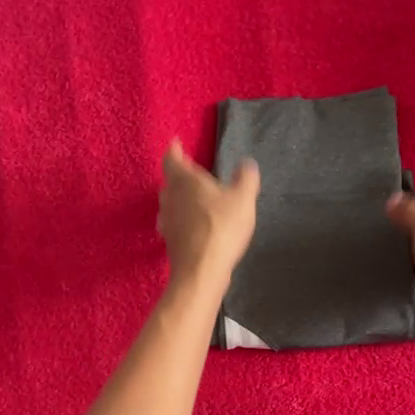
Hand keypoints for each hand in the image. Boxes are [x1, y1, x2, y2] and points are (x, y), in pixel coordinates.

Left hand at [158, 139, 259, 291]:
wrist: (202, 270)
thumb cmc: (221, 227)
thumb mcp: (243, 198)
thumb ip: (245, 178)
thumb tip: (246, 165)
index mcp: (184, 181)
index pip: (173, 159)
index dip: (175, 150)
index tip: (176, 144)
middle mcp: (170, 199)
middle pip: (170, 183)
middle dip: (180, 177)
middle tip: (192, 174)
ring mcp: (167, 222)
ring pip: (170, 204)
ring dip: (180, 200)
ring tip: (193, 200)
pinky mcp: (170, 243)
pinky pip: (175, 224)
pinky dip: (182, 221)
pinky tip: (193, 227)